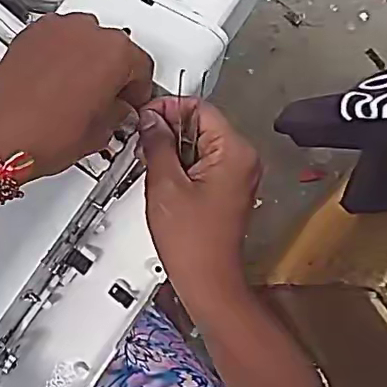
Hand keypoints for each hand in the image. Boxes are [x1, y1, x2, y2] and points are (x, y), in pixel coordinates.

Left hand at [0, 13, 153, 181]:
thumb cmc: (43, 134)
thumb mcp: (100, 132)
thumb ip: (118, 113)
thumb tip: (117, 109)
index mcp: (115, 52)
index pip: (142, 66)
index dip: (139, 89)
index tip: (131, 100)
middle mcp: (87, 31)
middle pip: (115, 47)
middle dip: (114, 72)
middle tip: (107, 100)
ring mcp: (56, 29)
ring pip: (85, 39)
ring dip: (87, 60)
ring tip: (79, 92)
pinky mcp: (31, 34)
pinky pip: (58, 40)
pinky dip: (61, 56)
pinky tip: (58, 83)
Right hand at [137, 97, 260, 307]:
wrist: (207, 279)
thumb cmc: (193, 243)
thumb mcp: (165, 184)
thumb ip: (157, 143)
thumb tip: (151, 120)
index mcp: (234, 152)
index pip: (200, 108)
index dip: (168, 107)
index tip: (146, 115)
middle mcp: (243, 160)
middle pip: (201, 124)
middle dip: (169, 129)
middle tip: (143, 140)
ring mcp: (238, 175)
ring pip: (200, 143)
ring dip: (173, 147)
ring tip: (151, 163)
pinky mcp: (229, 189)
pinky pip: (204, 162)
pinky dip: (182, 164)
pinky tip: (164, 179)